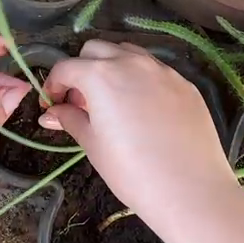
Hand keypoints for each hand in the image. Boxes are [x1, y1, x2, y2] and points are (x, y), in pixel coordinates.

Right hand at [41, 40, 236, 229]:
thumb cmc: (133, 172)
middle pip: (95, 50)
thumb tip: (50, 113)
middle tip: (81, 102)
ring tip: (112, 99)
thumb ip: (70, 119)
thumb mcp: (93, 146)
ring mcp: (161, 70)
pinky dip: (139, 78)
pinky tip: (143, 109)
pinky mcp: (184, 83)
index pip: (66, 68)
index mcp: (100, 75)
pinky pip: (154, 69)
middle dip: (81, 69)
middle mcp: (130, 62)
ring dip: (111, 66)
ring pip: (127, 52)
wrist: (193, 192)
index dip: (53, 85)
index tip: (52, 104)